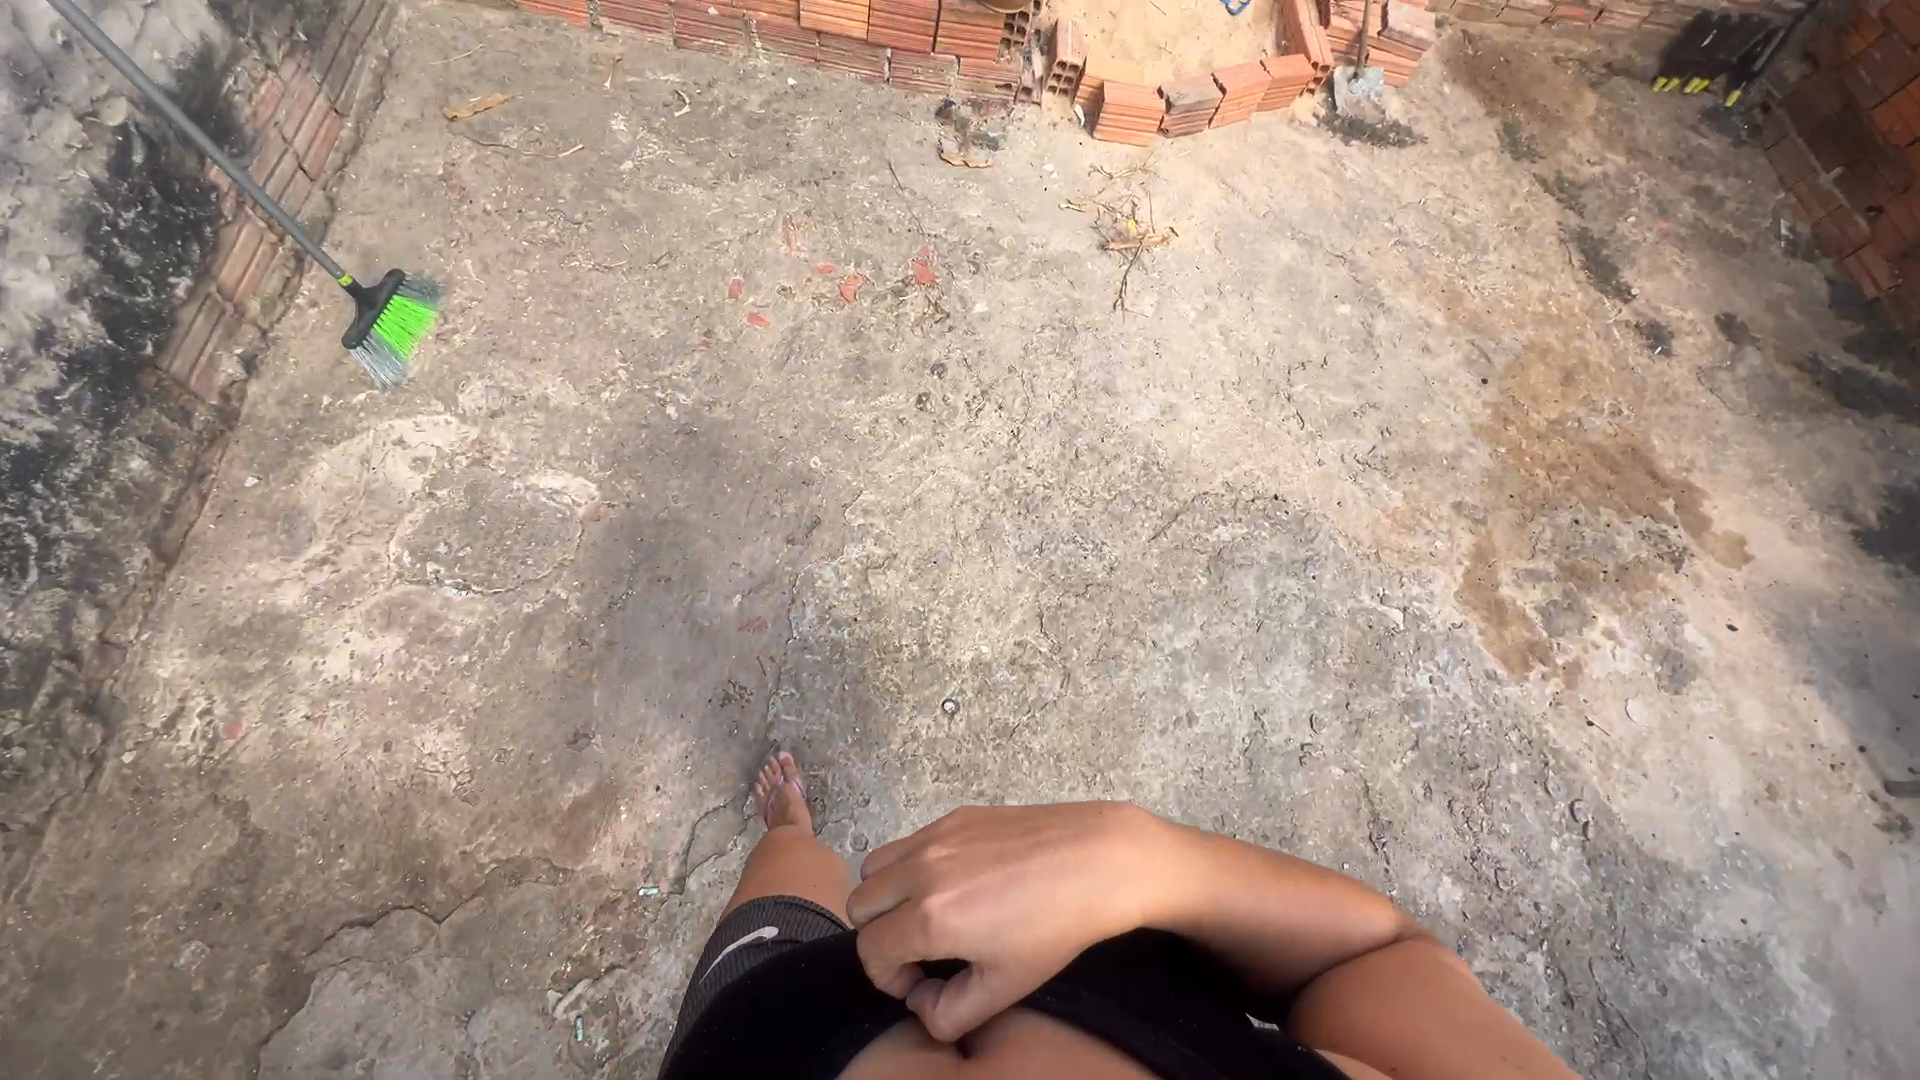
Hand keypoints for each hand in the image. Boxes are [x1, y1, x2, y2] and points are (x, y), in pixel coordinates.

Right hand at [846, 802, 1174, 1040]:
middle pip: (859, 904)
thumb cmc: (1054, 927)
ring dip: (887, 895)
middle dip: (878, 935)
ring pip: (874, 866)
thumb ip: (949, 1013)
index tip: (920, 980)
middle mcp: (920, 870)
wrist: (1094, 859)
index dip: (886, 977)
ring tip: (928, 911)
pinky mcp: (952, 815)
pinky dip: (910, 866)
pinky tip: (956, 880)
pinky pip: (907, 842)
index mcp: (929, 917)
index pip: (868, 950)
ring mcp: (934, 836)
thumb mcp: (1006, 987)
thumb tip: (921, 1001)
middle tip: (919, 948)